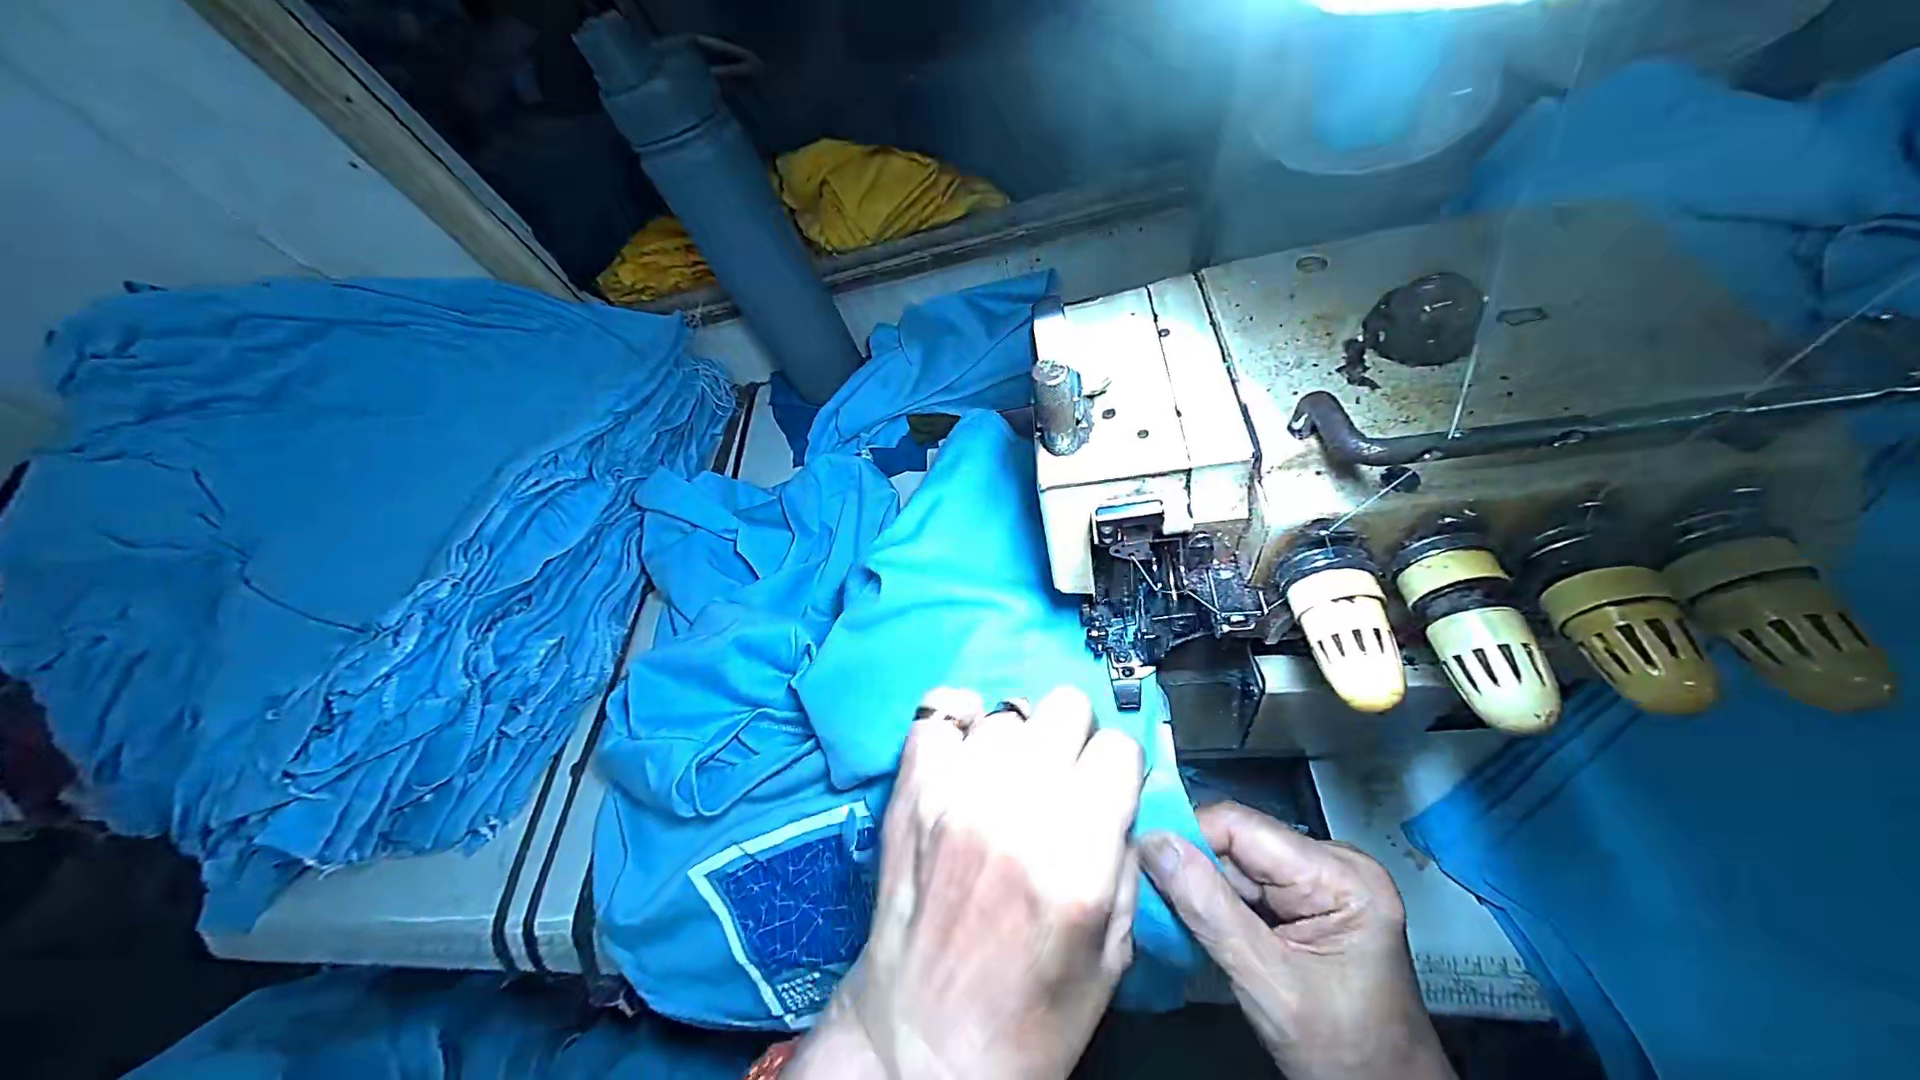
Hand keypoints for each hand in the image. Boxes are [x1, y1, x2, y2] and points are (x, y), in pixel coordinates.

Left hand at [790, 686, 1145, 1079]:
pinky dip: (958, 722)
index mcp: (1077, 855)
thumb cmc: (1027, 1015)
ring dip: (1020, 740)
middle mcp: (1016, 810)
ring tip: (1012, 777)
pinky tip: (967, 749)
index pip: (1117, 748)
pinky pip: (939, 713)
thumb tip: (1119, 798)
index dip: (1119, 768)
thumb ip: (1125, 861)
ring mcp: (955, 793)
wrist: (921, 1042)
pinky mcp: (910, 790)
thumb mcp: (1112, 956)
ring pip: (1007, 710)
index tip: (1109, 786)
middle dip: (1075, 738)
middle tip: (1063, 775)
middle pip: (1065, 707)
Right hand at [1141, 802, 1453, 1079]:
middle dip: (1193, 868)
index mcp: (1342, 876)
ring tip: (1175, 915)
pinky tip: (1203, 924)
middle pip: (1236, 842)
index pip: (1240, 826)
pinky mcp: (1308, 898)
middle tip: (1152, 895)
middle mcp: (1334, 862)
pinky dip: (1218, 903)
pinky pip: (1246, 883)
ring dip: (1202, 888)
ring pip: (1234, 862)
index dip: (1185, 836)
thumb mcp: (1268, 983)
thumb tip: (1153, 843)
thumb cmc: (1344, 1054)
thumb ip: (1209, 909)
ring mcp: (1321, 879)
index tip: (1140, 858)